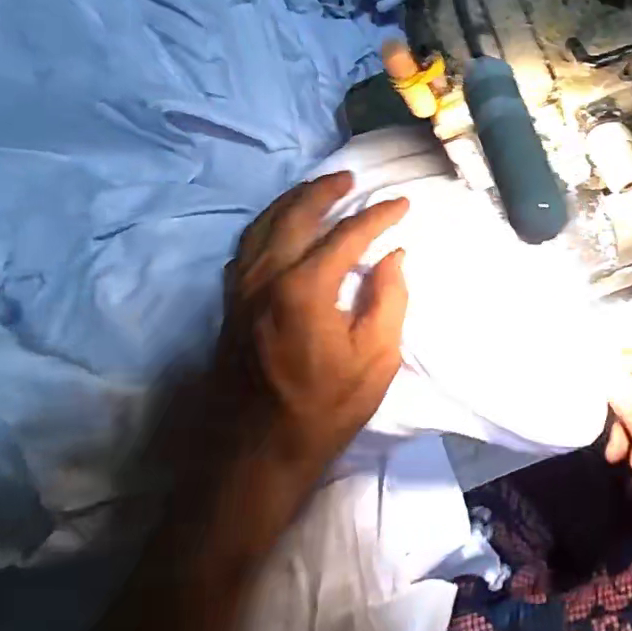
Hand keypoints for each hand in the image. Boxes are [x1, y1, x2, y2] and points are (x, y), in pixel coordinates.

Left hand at [213, 170, 409, 481]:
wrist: (257, 452)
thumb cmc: (325, 408)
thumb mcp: (377, 359)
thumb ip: (388, 299)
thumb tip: (393, 257)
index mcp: (305, 288)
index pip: (347, 236)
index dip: (378, 217)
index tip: (402, 204)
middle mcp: (266, 277)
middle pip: (295, 216)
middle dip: (325, 191)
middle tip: (350, 178)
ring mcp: (241, 289)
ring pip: (263, 225)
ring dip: (293, 202)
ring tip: (317, 190)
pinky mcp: (229, 304)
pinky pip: (247, 246)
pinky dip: (268, 225)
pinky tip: (280, 227)